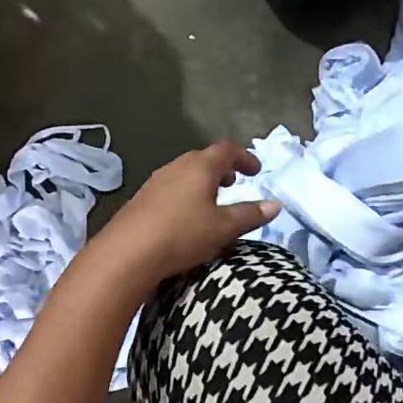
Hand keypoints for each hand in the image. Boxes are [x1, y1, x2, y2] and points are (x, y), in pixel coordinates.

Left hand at [83, 141, 279, 285]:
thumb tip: (275, 204)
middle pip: (203, 159)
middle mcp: (176, 166)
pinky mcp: (141, 199)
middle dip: (222, 169)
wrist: (128, 252)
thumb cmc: (182, 234)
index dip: (244, 157)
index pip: (227, 150)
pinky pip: (170, 189)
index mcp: (200, 166)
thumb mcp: (223, 228)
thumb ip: (250, 215)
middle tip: (234, 183)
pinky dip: (185, 195)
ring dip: (201, 183)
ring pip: (184, 174)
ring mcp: (155, 182)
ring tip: (211, 202)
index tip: (256, 171)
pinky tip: (185, 217)